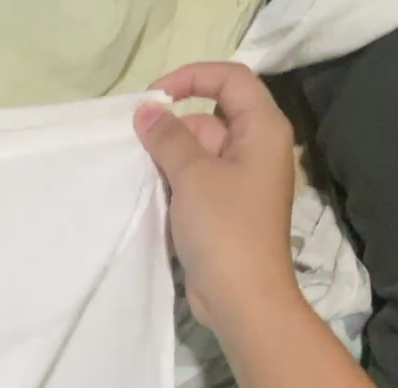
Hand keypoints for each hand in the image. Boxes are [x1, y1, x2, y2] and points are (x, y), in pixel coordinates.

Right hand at [133, 63, 300, 335]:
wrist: (241, 298)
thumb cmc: (225, 230)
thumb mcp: (193, 176)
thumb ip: (168, 139)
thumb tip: (146, 111)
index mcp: (261, 130)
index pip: (229, 80)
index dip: (191, 79)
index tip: (152, 98)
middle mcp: (254, 151)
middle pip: (209, 120)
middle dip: (172, 129)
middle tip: (136, 148)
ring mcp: (238, 184)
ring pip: (197, 155)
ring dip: (167, 161)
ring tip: (139, 175)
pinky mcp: (221, 213)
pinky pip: (194, 185)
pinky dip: (172, 186)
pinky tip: (148, 197)